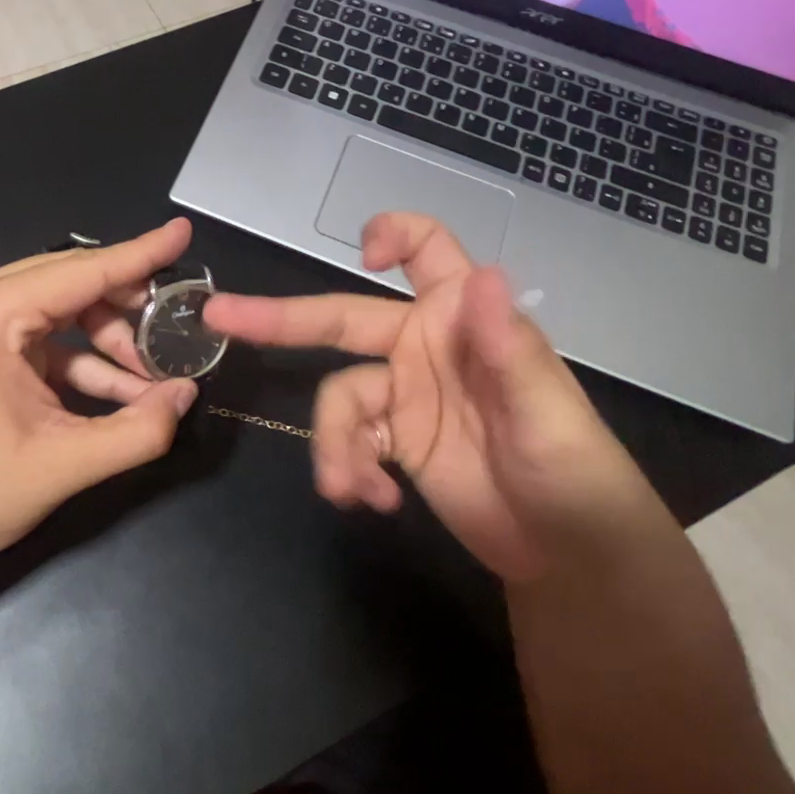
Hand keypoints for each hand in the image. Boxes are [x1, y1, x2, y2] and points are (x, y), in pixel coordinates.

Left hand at [0, 219, 201, 570]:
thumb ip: (142, 428)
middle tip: (179, 329)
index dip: (141, 254)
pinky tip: (124, 391)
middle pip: (73, 281)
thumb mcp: (69, 463)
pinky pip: (45, 333)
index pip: (82, 272)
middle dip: (129, 307)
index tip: (183, 233)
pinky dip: (84, 358)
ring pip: (63, 307)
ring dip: (110, 339)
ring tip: (153, 378)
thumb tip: (190, 393)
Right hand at [203, 213, 668, 582]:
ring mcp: (403, 397)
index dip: (394, 237)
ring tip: (348, 491)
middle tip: (220, 316)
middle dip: (280, 320)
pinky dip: (346, 470)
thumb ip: (507, 350)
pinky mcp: (391, 444)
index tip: (364, 256)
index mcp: (462, 320)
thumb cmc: (575, 474)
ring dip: (333, 445)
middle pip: (341, 320)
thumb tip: (484, 276)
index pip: (428, 252)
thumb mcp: (547, 414)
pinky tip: (369, 501)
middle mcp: (423, 347)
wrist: (566, 556)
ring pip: (336, 399)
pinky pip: (345, 443)